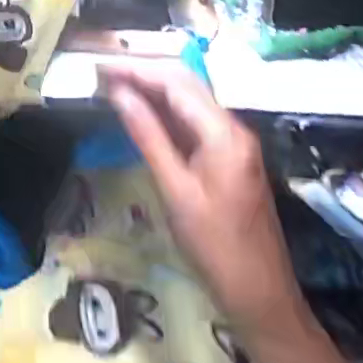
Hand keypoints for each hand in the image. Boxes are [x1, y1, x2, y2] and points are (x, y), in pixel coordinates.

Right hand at [100, 62, 309, 338]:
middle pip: (184, 82)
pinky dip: (164, 109)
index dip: (135, 70)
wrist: (262, 297)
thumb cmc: (215, 246)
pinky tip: (139, 111)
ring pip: (188, 98)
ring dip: (152, 88)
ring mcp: (232, 141)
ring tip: (113, 85)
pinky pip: (192, 118)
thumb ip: (147, 135)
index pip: (174, 83)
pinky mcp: (227, 155)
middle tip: (103, 72)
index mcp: (223, 133)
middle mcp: (232, 128)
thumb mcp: (174, 190)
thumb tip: (118, 93)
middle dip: (143, 71)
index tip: (100, 66)